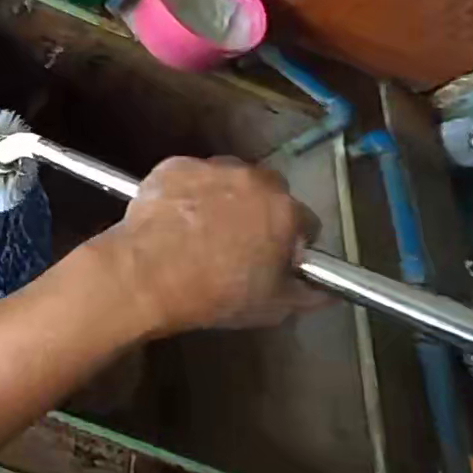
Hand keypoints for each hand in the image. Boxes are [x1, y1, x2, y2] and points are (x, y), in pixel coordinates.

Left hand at [88, 156, 324, 336]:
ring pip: (227, 178)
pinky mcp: (173, 166)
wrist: (147, 274)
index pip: (304, 221)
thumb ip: (308, 294)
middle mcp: (251, 179)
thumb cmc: (214, 293)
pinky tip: (175, 216)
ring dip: (223, 195)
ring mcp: (209, 168)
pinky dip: (186, 190)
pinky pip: (189, 175)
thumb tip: (325, 291)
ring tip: (202, 226)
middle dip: (259, 210)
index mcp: (284, 210)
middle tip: (238, 239)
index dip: (291, 240)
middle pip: (267, 190)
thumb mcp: (272, 307)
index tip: (276, 255)